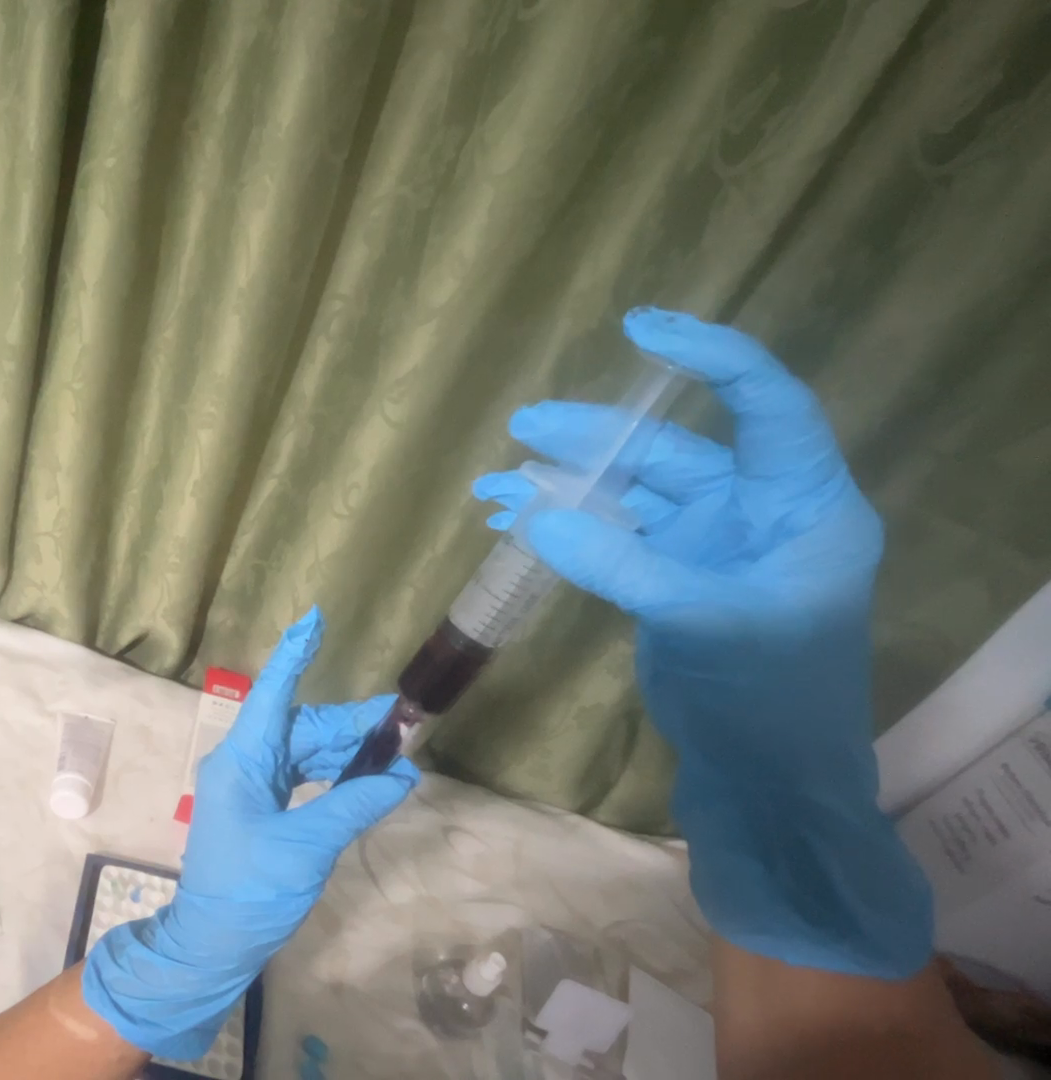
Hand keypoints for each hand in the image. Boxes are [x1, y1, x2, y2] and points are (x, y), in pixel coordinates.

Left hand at [81, 610, 419, 1056]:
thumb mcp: (307, 847)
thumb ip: (353, 805)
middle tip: (400, 721)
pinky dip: (331, 773)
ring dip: (344, 750)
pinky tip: (364, 778)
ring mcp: (250, 782)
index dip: (294, 655)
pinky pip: (299, 773)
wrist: (213, 939)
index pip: (271, 694)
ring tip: (393, 752)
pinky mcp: (259, 803)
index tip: (314, 619)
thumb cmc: (251, 890)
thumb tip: (402, 776)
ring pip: (302, 749)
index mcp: (242, 759)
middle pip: (298, 725)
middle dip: (347, 723)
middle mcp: (243, 761)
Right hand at [473, 307, 931, 977]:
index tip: (641, 327)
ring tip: (492, 484)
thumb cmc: (767, 695)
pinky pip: (605, 533)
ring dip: (560, 486)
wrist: (761, 774)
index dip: (709, 359)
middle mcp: (752, 513)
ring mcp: (702, 546)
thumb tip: (534, 512)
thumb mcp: (702, 622)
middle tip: (521, 426)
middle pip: (669, 451)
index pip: (764, 405)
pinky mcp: (662, 576)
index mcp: (799, 506)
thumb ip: (619, 562)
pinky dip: (558, 525)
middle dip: (593, 439)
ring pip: (625, 494)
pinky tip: (510, 522)